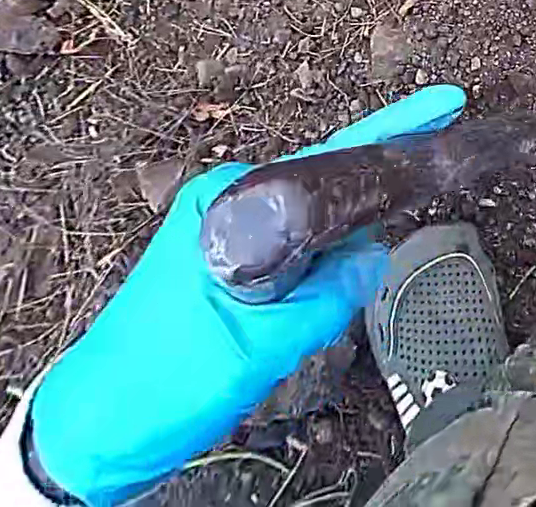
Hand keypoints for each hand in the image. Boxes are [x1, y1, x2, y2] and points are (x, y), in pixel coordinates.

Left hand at [28, 85, 466, 505]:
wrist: (90, 431)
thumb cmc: (166, 380)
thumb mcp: (263, 345)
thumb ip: (329, 297)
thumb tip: (377, 255)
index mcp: (231, 199)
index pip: (332, 155)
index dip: (396, 127)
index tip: (445, 104)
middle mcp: (229, 196)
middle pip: (327, 175)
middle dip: (376, 183)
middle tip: (427, 174)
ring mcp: (223, 222)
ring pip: (313, 213)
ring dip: (343, 235)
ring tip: (335, 284)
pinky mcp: (224, 251)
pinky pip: (294, 238)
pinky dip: (320, 255)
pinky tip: (326, 284)